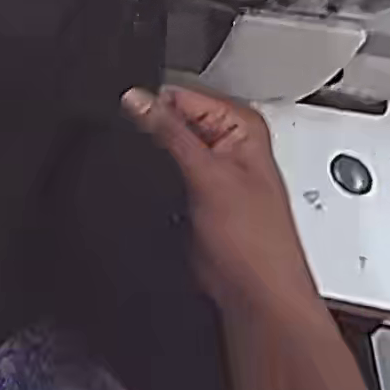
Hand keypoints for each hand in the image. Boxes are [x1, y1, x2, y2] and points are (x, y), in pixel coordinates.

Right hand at [122, 85, 321, 318]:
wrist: (255, 294)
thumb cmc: (256, 242)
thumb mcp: (207, 175)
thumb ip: (169, 132)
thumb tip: (137, 99)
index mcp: (241, 124)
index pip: (182, 95)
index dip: (155, 104)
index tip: (133, 113)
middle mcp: (229, 141)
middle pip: (173, 118)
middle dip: (156, 132)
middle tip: (159, 159)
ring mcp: (212, 167)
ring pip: (166, 146)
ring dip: (156, 157)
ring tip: (168, 180)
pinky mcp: (196, 191)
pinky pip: (165, 171)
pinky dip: (157, 177)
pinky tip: (163, 190)